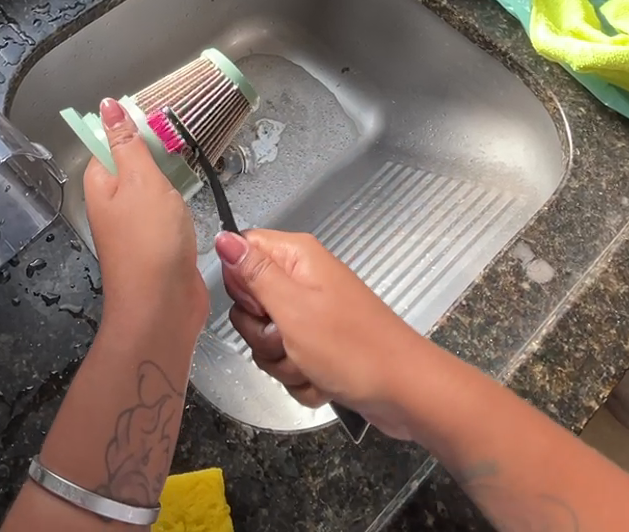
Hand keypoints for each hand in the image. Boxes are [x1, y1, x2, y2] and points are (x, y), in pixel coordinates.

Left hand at [84, 98, 207, 345]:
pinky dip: (180, 196)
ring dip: (172, 172)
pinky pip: (166, 205)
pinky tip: (195, 190)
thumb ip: (128, 141)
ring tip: (194, 158)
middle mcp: (112, 200)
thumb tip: (107, 105)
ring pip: (153, 182)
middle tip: (184, 136)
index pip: (110, 139)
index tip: (162, 115)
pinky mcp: (157, 239)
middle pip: (133, 159)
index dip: (134, 125)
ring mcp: (134, 221)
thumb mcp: (140, 180)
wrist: (163, 308)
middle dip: (158, 148)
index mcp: (100, 181)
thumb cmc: (149, 241)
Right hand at [216, 229, 434, 436]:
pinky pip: (287, 361)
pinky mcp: (319, 345)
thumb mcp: (292, 308)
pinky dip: (300, 377)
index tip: (261, 307)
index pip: (242, 252)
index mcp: (297, 257)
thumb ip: (253, 273)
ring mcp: (312, 314)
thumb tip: (222, 237)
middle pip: (250, 301)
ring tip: (311, 365)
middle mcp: (302, 279)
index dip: (241, 284)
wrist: (406, 392)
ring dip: (282, 362)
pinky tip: (322, 381)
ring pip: (267, 338)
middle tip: (287, 340)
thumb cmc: (351, 346)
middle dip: (262, 334)